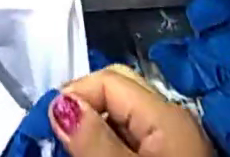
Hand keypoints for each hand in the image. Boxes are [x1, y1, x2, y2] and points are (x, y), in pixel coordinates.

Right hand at [48, 65, 213, 156]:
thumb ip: (95, 142)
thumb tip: (59, 103)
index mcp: (168, 117)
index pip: (106, 79)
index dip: (73, 97)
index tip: (48, 127)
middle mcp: (177, 122)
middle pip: (116, 90)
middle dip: (84, 106)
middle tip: (59, 136)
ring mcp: (180, 146)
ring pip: (125, 115)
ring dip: (96, 127)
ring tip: (75, 151)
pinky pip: (136, 138)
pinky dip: (112, 143)